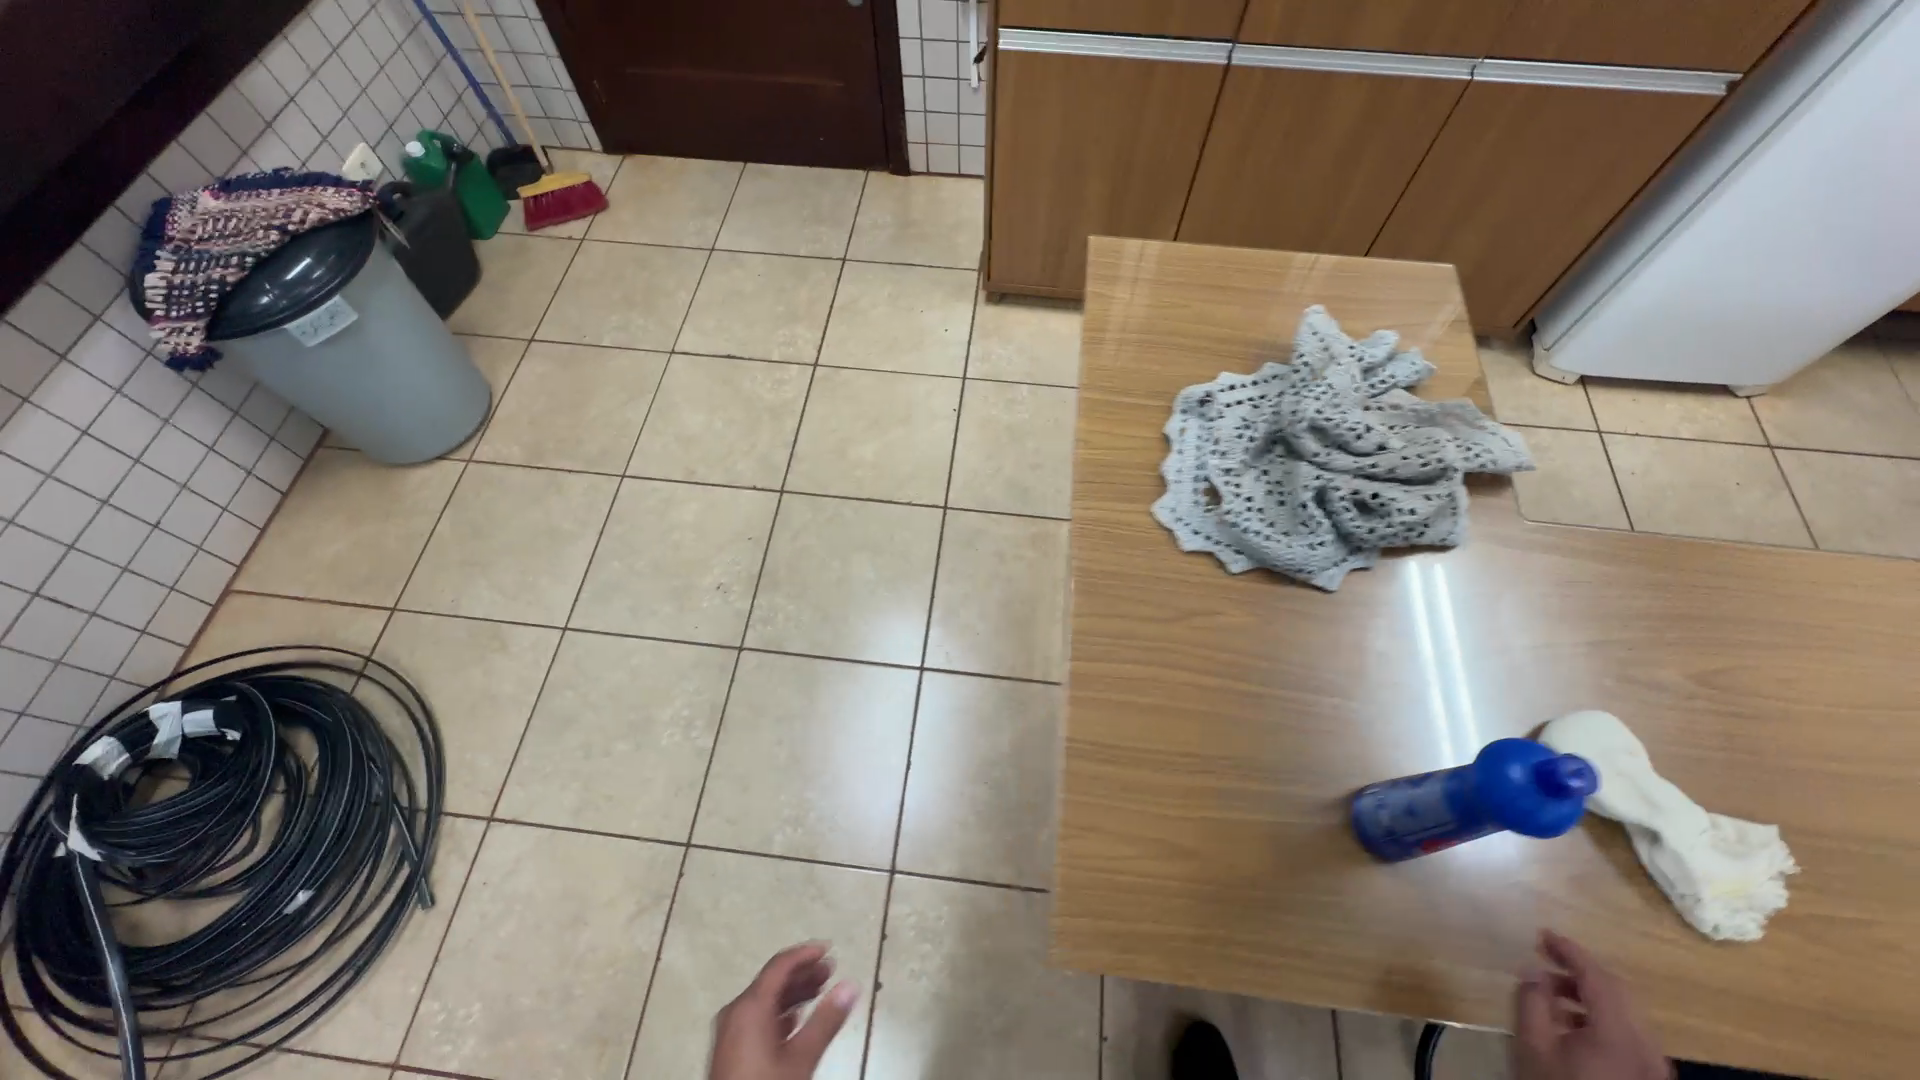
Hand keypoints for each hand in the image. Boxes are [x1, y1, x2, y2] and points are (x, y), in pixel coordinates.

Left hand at [710, 942, 860, 1079]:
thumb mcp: (801, 1057)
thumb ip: (826, 1020)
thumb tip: (850, 985)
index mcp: (750, 1006)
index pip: (780, 964)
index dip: (806, 953)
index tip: (830, 949)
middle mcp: (736, 1011)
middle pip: (772, 980)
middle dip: (803, 973)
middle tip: (831, 969)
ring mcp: (730, 1030)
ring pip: (766, 999)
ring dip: (794, 992)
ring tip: (821, 990)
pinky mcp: (731, 1048)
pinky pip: (758, 1017)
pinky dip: (780, 1011)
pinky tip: (797, 1018)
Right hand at [1512, 930, 1670, 1079]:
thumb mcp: (1533, 1046)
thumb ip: (1532, 1002)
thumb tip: (1533, 970)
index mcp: (1619, 1034)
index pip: (1598, 978)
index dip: (1570, 951)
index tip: (1542, 934)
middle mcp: (1647, 1046)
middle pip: (1618, 992)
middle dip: (1579, 970)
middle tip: (1544, 957)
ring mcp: (1654, 1066)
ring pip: (1626, 1013)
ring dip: (1589, 995)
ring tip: (1551, 994)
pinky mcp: (1651, 1079)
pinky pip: (1630, 1033)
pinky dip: (1601, 1017)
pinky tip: (1573, 1025)